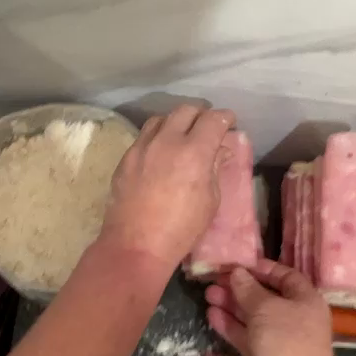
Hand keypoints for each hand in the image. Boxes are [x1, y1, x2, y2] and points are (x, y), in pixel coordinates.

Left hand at [96, 104, 235, 276]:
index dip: (225, 117)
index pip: (213, 119)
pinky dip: (157, 136)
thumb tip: (220, 151)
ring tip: (182, 134)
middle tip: (208, 126)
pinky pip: (144, 136)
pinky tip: (161, 151)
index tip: (229, 122)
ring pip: (161, 119)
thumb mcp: (210, 200)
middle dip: (201, 114)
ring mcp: (142, 147)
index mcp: (194, 152)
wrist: (136, 245)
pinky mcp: (126, 158)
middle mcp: (167, 141)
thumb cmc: (182, 229)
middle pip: (186, 110)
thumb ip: (214, 169)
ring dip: (176, 121)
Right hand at [205, 259, 340, 355]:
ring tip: (208, 294)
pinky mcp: (263, 355)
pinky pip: (246, 335)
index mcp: (305, 300)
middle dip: (240, 288)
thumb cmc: (286, 339)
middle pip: (265, 297)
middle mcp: (294, 317)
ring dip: (231, 305)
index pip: (286, 277)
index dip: (264, 269)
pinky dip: (230, 325)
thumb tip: (237, 272)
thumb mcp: (266, 307)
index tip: (241, 265)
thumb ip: (248, 289)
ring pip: (252, 317)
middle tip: (216, 279)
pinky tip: (211, 314)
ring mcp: (278, 338)